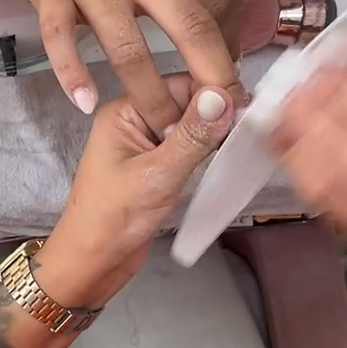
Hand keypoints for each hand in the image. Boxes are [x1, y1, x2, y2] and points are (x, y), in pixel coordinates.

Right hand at [0, 0, 243, 136]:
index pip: (213, 3)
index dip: (228, 45)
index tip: (230, 73)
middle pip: (189, 31)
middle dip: (212, 80)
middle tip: (221, 118)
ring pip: (128, 50)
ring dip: (150, 96)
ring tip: (163, 130)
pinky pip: (62, 41)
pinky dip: (73, 75)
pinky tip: (87, 104)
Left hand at [39, 75, 234, 308]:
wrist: (93, 263)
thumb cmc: (113, 219)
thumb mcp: (157, 175)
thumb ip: (192, 137)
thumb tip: (223, 95)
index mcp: (124, 111)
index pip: (179, 84)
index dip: (214, 92)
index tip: (249, 106)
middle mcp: (135, 121)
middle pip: (187, 102)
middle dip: (218, 112)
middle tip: (253, 125)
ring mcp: (146, 145)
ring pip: (191, 127)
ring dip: (215, 133)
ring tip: (246, 139)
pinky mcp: (156, 167)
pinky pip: (188, 149)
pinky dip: (208, 151)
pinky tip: (228, 155)